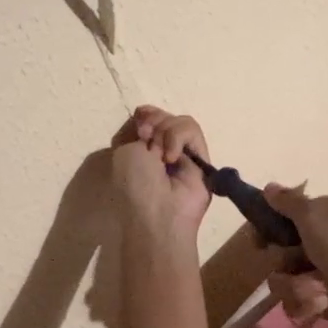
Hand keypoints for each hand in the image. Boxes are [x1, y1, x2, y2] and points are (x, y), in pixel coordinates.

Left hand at [111, 107, 210, 237]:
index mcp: (139, 147)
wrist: (158, 212)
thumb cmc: (135, 184)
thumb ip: (141, 126)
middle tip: (147, 140)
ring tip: (162, 156)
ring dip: (166, 133)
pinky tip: (172, 158)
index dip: (145, 115)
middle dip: (155, 123)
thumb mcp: (125, 149)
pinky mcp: (201, 157)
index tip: (140, 128)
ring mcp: (182, 153)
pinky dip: (179, 138)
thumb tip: (155, 116)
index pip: (147, 116)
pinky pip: (193, 130)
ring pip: (179, 121)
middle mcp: (161, 148)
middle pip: (164, 115)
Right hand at [261, 186, 327, 325]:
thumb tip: (268, 186)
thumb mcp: (316, 215)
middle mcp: (312, 246)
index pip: (275, 223)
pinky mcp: (320, 303)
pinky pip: (295, 306)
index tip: (258, 241)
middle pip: (274, 257)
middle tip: (302, 261)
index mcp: (314, 219)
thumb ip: (288, 202)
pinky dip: (308, 305)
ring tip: (320, 289)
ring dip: (297, 288)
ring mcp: (316, 276)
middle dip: (285, 263)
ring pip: (281, 284)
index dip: (263, 232)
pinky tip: (325, 302)